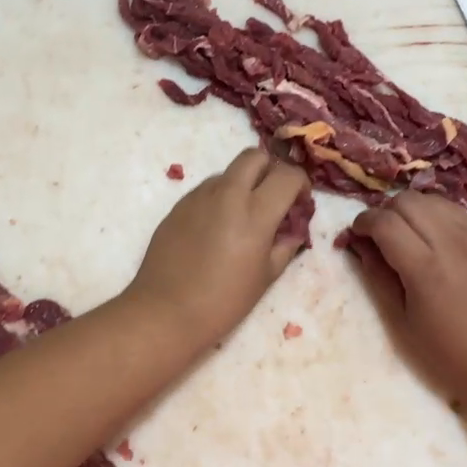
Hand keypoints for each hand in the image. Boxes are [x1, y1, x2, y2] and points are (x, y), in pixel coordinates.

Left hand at [125, 148, 309, 342]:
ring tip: (243, 218)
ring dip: (244, 183)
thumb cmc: (223, 301)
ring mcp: (198, 196)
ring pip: (229, 172)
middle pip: (255, 156)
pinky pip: (207, 189)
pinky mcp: (178, 205)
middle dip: (271, 169)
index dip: (300, 183)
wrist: (166, 311)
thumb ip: (286, 245)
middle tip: (273, 198)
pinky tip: (216, 229)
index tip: (300, 202)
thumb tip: (293, 229)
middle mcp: (227, 194)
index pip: (287, 175)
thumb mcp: (266, 277)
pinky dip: (220, 198)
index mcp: (255, 212)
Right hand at [351, 192, 466, 396]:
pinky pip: (458, 212)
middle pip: (407, 200)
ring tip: (409, 233)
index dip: (364, 222)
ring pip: (433, 199)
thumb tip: (359, 244)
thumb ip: (377, 275)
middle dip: (386, 212)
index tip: (357, 234)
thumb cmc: (447, 351)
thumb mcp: (401, 320)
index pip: (385, 222)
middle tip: (382, 235)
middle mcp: (453, 244)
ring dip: (413, 209)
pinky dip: (438, 216)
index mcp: (426, 269)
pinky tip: (436, 239)